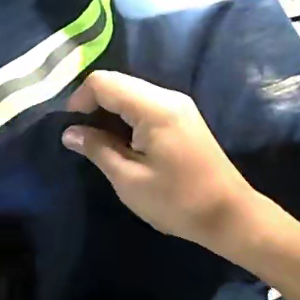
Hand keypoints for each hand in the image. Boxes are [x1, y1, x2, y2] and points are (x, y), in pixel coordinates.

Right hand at [61, 71, 264, 249]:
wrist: (229, 217)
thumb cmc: (177, 202)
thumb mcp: (129, 180)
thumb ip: (98, 149)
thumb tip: (70, 132)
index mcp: (155, 108)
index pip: (104, 82)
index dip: (79, 99)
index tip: (71, 128)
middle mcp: (168, 97)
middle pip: (117, 82)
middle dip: (93, 103)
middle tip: (81, 136)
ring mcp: (178, 105)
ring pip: (130, 91)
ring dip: (109, 110)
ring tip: (98, 141)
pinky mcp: (182, 116)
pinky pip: (144, 103)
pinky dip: (125, 115)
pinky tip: (121, 140)